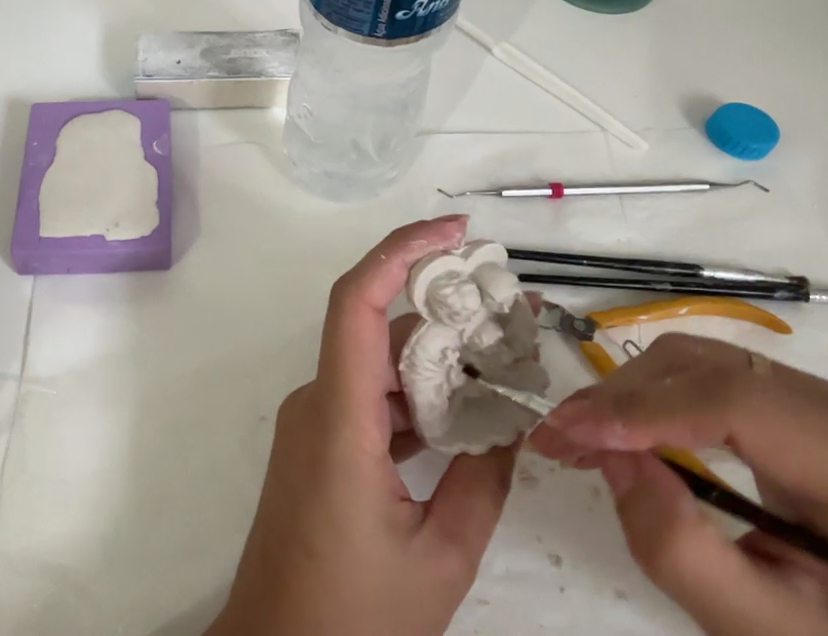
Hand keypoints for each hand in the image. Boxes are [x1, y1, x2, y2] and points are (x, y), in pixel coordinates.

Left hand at [209, 217, 516, 635]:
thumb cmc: (352, 611)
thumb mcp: (441, 556)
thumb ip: (483, 482)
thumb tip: (513, 425)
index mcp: (340, 418)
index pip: (357, 304)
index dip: (400, 251)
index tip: (454, 230)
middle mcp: (318, 404)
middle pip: (378, 328)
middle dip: (443, 309)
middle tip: (512, 309)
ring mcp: (314, 423)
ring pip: (379, 365)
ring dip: (436, 358)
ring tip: (506, 361)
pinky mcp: (318, 445)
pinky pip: (371, 398)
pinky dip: (417, 396)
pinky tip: (467, 413)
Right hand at [528, 334, 827, 635]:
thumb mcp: (761, 628)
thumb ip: (681, 550)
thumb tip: (612, 455)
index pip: (748, 406)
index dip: (648, 409)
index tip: (567, 431)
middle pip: (725, 372)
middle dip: (628, 397)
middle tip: (557, 436)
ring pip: (718, 364)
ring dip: (638, 394)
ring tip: (583, 433)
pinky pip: (730, 379)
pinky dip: (666, 398)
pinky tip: (631, 429)